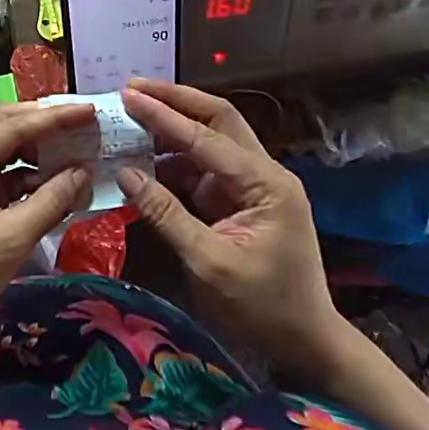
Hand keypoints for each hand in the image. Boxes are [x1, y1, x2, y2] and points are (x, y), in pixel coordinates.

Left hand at [0, 102, 93, 341]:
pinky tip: (58, 181)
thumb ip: (51, 200)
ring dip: (40, 151)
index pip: (11, 126)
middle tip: (87, 124)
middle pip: (5, 128)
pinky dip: (29, 176)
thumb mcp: (10, 239)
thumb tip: (84, 171)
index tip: (91, 111)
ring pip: (5, 150)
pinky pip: (2, 174)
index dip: (54, 118)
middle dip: (47, 125)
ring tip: (79, 150)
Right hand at [116, 79, 342, 369]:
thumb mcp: (208, 262)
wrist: (303, 340)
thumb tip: (125, 173)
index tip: (128, 95)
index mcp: (265, 184)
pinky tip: (143, 159)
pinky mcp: (238, 201)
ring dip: (171, 128)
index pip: (206, 137)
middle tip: (132, 89)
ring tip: (130, 118)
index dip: (164, 115)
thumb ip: (165, 213)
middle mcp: (262, 174)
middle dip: (175, 101)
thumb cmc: (261, 306)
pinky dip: (172, 161)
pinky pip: (202, 169)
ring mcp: (251, 186)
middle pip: (218, 121)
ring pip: (209, 141)